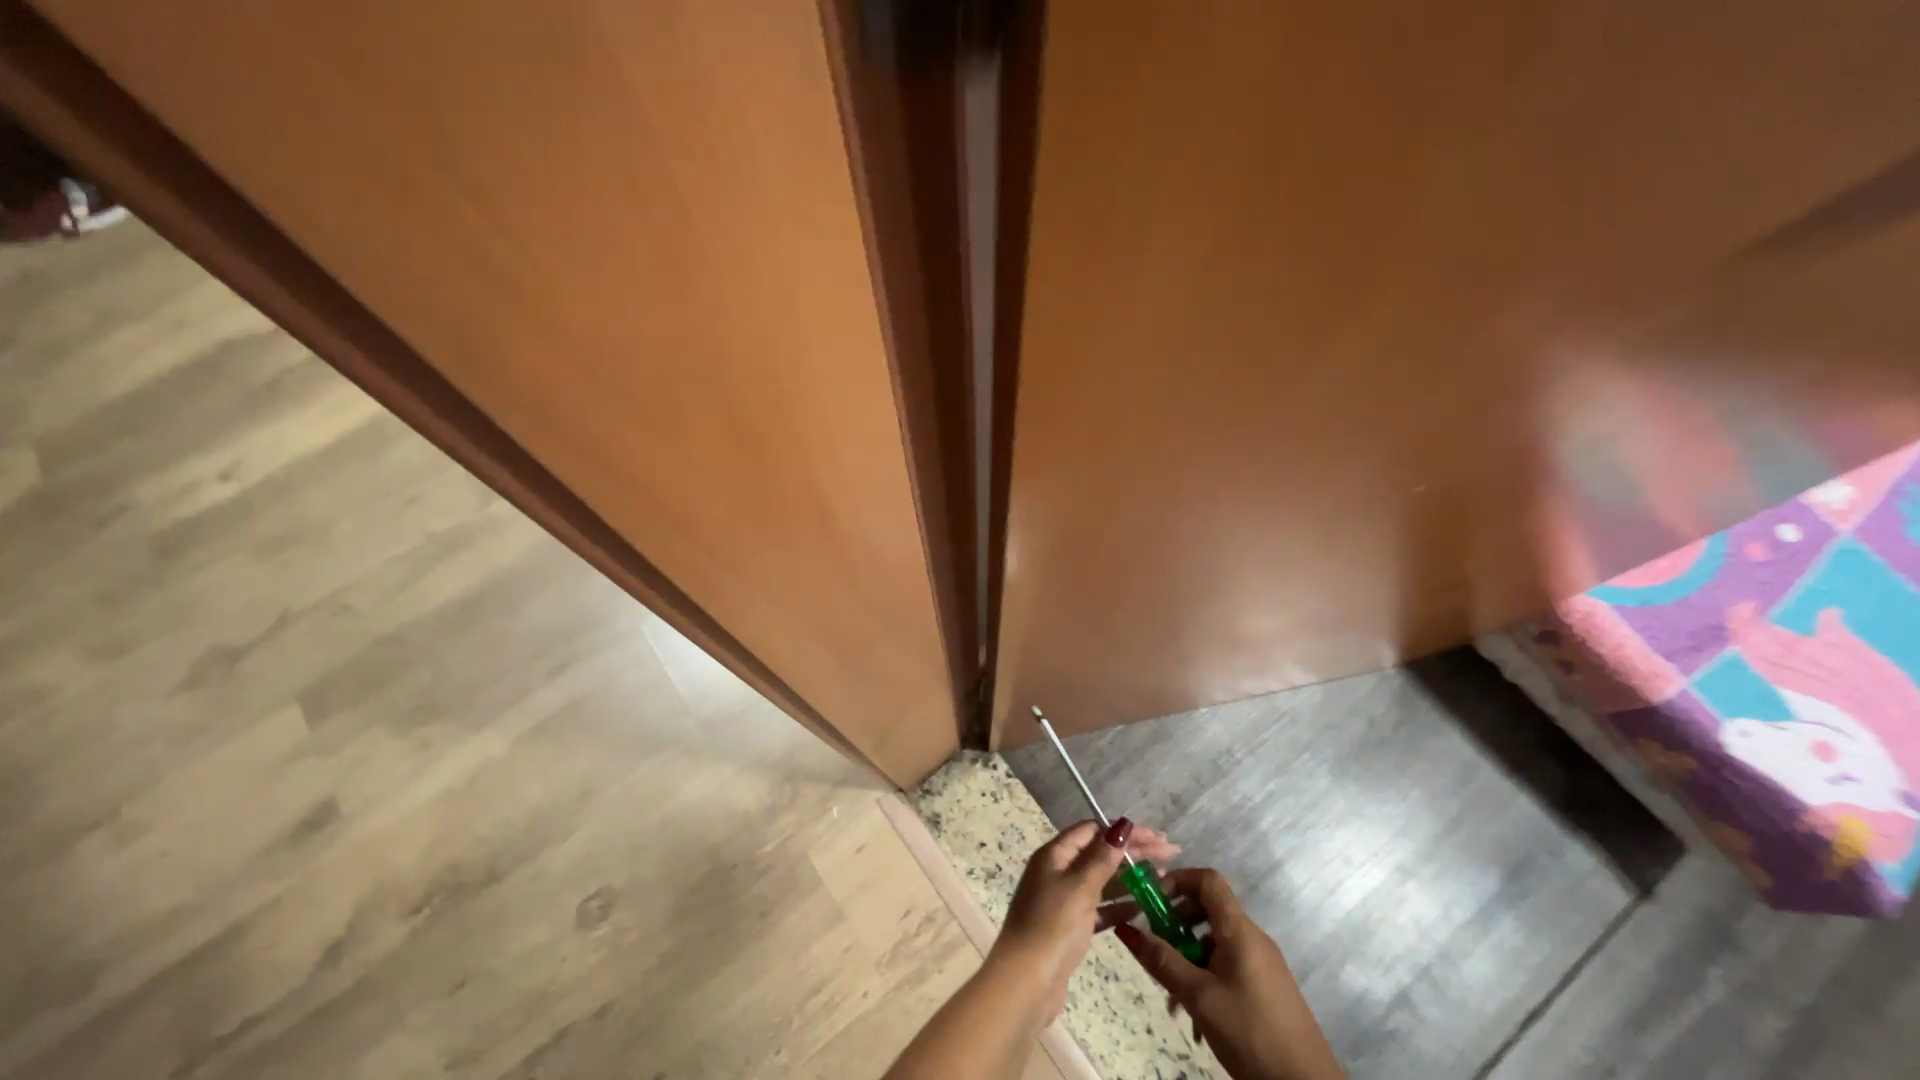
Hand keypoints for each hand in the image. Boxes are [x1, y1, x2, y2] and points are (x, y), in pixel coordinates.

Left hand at [989, 818, 1179, 1019]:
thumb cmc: (1053, 926)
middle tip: (1170, 854)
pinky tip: (1141, 909)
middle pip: (1098, 853)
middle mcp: (1056, 872)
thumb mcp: (1080, 887)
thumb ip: (1103, 857)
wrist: (1027, 981)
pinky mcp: (1069, 927)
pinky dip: (1118, 907)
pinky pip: (1098, 909)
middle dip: (1133, 852)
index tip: (1156, 838)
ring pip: (1100, 881)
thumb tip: (1121, 825)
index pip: (1092, 830)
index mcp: (1054, 855)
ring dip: (1129, 878)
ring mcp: (1062, 900)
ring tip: (1163, 880)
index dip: (1124, 831)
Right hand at [1115, 868, 1342, 1079]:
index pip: (1208, 880)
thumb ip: (1161, 960)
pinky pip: (1226, 965)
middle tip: (1153, 952)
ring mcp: (1261, 963)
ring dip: (1186, 959)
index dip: (1177, 880)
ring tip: (1171, 998)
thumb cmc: (1249, 1031)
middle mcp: (1252, 938)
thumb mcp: (1198, 996)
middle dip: (1175, 926)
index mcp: (1239, 930)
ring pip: (1213, 943)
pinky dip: (1204, 977)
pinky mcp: (1264, 986)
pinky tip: (1194, 1016)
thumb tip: (1125, 929)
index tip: (1150, 904)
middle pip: (1207, 910)